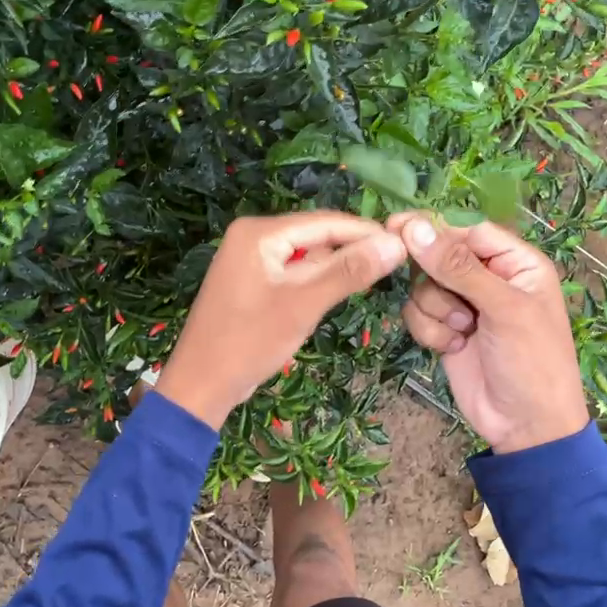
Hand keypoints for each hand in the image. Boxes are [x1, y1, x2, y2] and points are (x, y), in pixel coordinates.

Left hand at [156, 212, 406, 428]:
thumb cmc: (249, 342)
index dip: (366, 232)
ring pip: (306, 254)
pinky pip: (292, 271)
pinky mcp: (250, 281)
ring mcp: (248, 258)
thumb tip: (396, 244)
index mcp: (259, 232)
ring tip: (376, 277)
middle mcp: (251, 236)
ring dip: (336, 266)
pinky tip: (338, 291)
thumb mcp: (303, 305)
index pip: (325, 222)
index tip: (406, 245)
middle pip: (315, 235)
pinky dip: (316, 280)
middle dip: (352, 249)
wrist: (200, 385)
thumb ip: (349, 272)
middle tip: (396, 264)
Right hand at [388, 212, 586, 453]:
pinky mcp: (445, 329)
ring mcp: (465, 305)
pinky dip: (429, 329)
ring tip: (461, 330)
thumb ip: (458, 267)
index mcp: (517, 263)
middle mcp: (490, 278)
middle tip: (432, 289)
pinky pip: (418, 312)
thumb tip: (415, 227)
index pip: (468, 231)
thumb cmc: (531, 361)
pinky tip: (451, 347)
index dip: (435, 229)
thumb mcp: (503, 309)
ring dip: (434, 308)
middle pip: (440, 255)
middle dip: (434, 277)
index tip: (398, 227)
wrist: (525, 427)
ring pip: (424, 285)